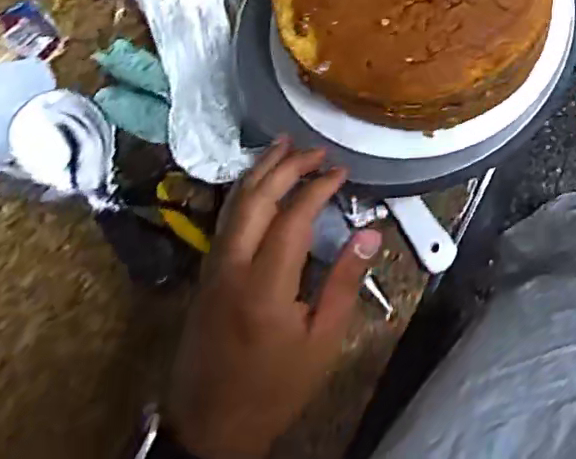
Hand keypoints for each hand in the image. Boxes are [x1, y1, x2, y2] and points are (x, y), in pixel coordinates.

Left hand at [165, 139, 382, 458]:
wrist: (208, 430)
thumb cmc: (274, 387)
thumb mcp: (322, 342)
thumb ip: (344, 282)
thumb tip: (371, 234)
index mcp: (264, 287)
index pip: (292, 218)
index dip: (318, 188)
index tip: (342, 172)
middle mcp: (232, 268)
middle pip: (256, 200)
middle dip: (286, 167)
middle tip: (315, 150)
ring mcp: (211, 270)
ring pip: (233, 205)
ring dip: (260, 171)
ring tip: (283, 145)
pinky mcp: (204, 276)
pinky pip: (225, 220)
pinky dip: (245, 192)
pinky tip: (259, 183)